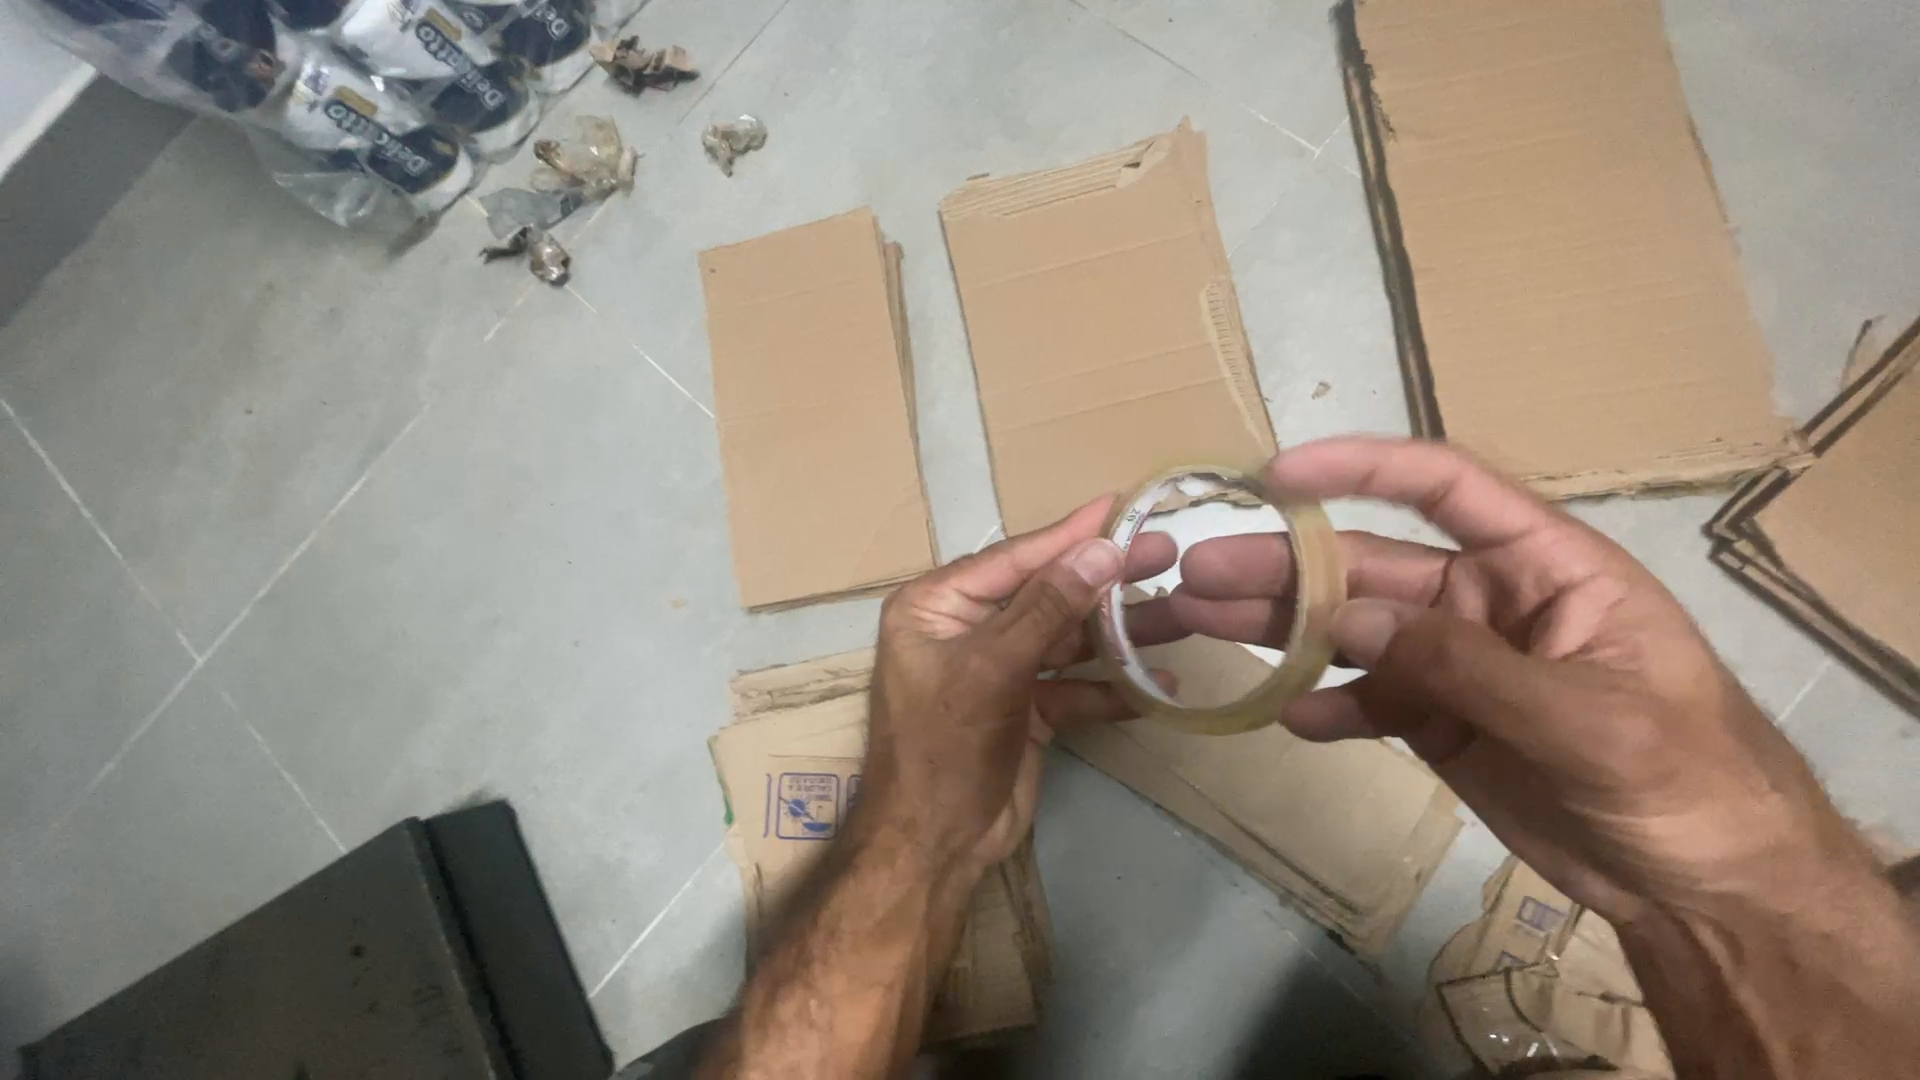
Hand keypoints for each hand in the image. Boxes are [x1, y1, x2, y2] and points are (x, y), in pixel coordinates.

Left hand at [859, 497, 1176, 879]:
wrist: (933, 846)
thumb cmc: (945, 746)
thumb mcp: (993, 668)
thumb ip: (1048, 607)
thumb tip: (1101, 548)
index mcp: (938, 605)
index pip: (1014, 558)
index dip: (1069, 535)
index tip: (1119, 506)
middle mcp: (967, 628)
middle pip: (1047, 595)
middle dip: (1105, 582)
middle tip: (1165, 555)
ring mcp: (998, 669)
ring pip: (1066, 640)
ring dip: (1118, 635)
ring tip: (1180, 616)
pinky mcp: (1024, 708)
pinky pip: (1072, 687)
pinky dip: (1110, 688)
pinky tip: (1158, 685)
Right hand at [1171, 436, 1877, 924]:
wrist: (1706, 890)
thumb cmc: (1686, 781)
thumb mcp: (1587, 719)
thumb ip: (1462, 664)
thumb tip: (1345, 618)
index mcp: (1537, 564)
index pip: (1441, 486)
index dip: (1358, 468)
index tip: (1276, 476)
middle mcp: (1479, 597)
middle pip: (1363, 563)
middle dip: (1280, 565)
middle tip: (1196, 572)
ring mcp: (1449, 657)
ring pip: (1347, 627)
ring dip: (1279, 626)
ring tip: (1200, 620)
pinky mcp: (1431, 714)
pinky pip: (1363, 697)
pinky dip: (1323, 703)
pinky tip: (1288, 715)